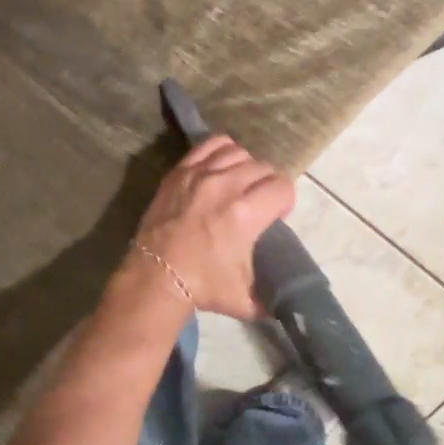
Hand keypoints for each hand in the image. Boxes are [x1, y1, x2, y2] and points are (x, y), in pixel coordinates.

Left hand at [130, 135, 294, 320]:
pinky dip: (221, 152)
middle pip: (263, 167)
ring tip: (239, 186)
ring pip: (238, 152)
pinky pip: (209, 145)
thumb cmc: (202, 287)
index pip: (283, 187)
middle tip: (258, 204)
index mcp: (245, 213)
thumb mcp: (247, 299)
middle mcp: (225, 186)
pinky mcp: (179, 172)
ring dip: (245, 168)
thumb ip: (273, 294)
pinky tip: (221, 169)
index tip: (276, 216)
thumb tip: (288, 294)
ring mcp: (199, 175)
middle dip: (267, 185)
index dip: (285, 201)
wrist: (155, 278)